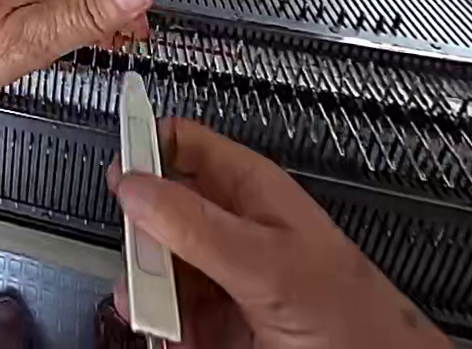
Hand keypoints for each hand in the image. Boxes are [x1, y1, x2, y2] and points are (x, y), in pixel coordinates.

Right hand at [108, 118, 447, 348]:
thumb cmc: (354, 322)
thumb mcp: (266, 264)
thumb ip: (195, 224)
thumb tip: (134, 185)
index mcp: (248, 188)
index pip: (183, 142)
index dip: (147, 146)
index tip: (116, 167)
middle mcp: (235, 224)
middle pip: (165, 205)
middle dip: (142, 229)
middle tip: (133, 254)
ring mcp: (230, 274)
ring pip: (168, 261)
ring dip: (148, 283)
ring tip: (143, 306)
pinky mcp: (228, 321)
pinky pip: (179, 311)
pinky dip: (164, 323)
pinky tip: (164, 335)